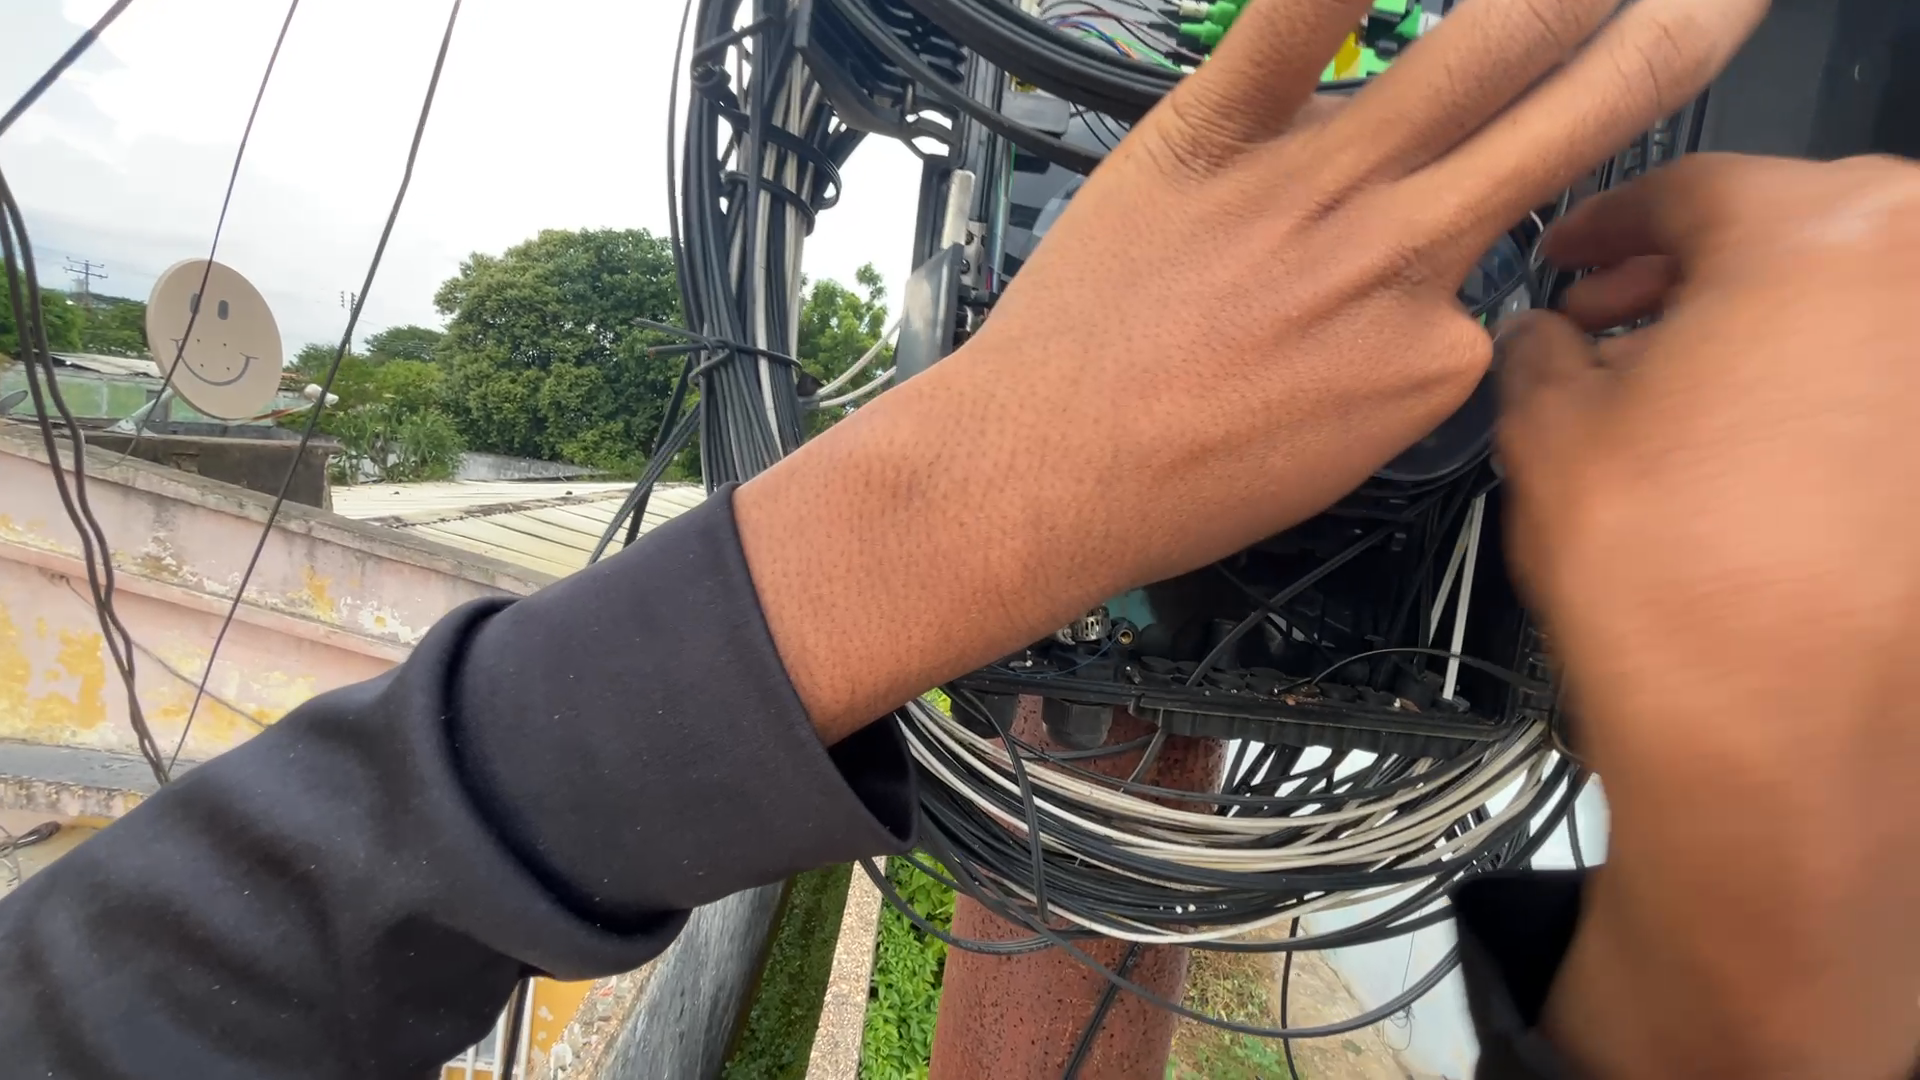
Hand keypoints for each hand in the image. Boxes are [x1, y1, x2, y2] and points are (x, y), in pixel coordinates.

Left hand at [737, 0, 1767, 740]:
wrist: (1037, 485)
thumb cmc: (1149, 501)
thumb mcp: (1298, 478)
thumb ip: (1360, 393)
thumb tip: (1377, 344)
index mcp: (1419, 363)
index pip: (1481, 291)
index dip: (1454, 284)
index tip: (1440, 271)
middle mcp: (1389, 260)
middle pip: (1561, 130)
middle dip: (1654, 56)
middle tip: (1706, 8)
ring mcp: (1305, 190)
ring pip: (1479, 55)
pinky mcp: (1203, 144)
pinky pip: (1290, 19)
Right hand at [1500, 155, 1919, 1076]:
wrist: (1766, 714)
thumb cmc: (1656, 557)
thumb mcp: (1542, 426)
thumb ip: (1533, 350)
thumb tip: (1538, 332)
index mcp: (1818, 239)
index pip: (1690, 187)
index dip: (1601, 223)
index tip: (1559, 259)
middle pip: (1781, 230)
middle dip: (1669, 272)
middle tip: (1591, 323)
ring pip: (1835, 300)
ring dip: (1728, 324)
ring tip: (1643, 388)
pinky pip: (1872, 369)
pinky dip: (1789, 378)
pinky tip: (1713, 437)